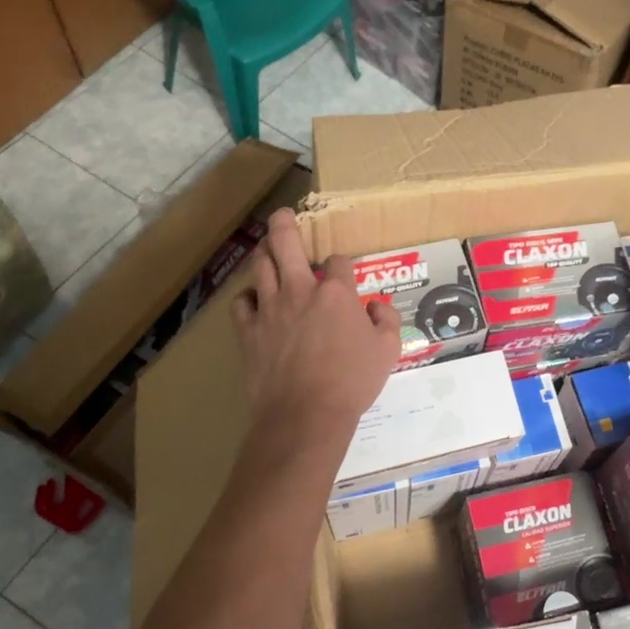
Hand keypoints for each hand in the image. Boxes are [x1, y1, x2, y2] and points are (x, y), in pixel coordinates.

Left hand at [231, 209, 402, 444]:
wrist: (306, 414)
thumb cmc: (352, 382)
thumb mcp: (388, 351)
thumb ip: (387, 321)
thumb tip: (377, 307)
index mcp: (337, 293)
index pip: (340, 261)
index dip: (343, 264)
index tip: (345, 276)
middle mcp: (301, 290)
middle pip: (286, 243)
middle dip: (284, 223)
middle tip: (283, 214)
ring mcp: (270, 308)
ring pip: (260, 265)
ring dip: (263, 251)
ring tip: (266, 246)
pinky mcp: (248, 330)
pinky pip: (241, 302)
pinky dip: (248, 296)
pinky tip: (255, 300)